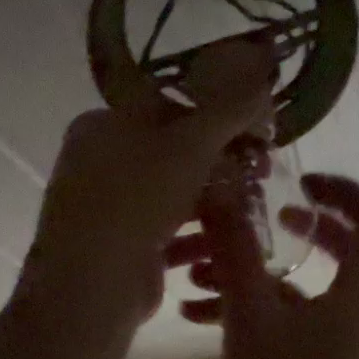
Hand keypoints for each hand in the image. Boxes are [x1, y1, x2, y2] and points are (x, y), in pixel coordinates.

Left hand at [23, 39, 274, 322]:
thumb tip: (264, 74)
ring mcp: (109, 209)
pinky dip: (198, 236)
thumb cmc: (135, 199)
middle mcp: (100, 162)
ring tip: (253, 204)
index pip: (166, 103)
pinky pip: (169, 234)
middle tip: (261, 168)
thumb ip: (229, 109)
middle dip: (220, 159)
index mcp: (104, 124)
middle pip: (172, 151)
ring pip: (172, 194)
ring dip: (214, 198)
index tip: (252, 126)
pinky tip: (229, 240)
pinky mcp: (123, 249)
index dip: (213, 111)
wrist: (94, 283)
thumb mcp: (189, 144)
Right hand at [182, 173, 358, 358]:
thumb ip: (236, 250)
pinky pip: (285, 320)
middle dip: (292, 229)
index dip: (344, 191)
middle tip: (255, 217)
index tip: (298, 184)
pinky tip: (196, 314)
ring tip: (196, 270)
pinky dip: (249, 308)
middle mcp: (357, 311)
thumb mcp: (250, 315)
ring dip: (254, 271)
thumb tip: (221, 190)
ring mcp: (335, 342)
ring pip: (301, 286)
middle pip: (340, 247)